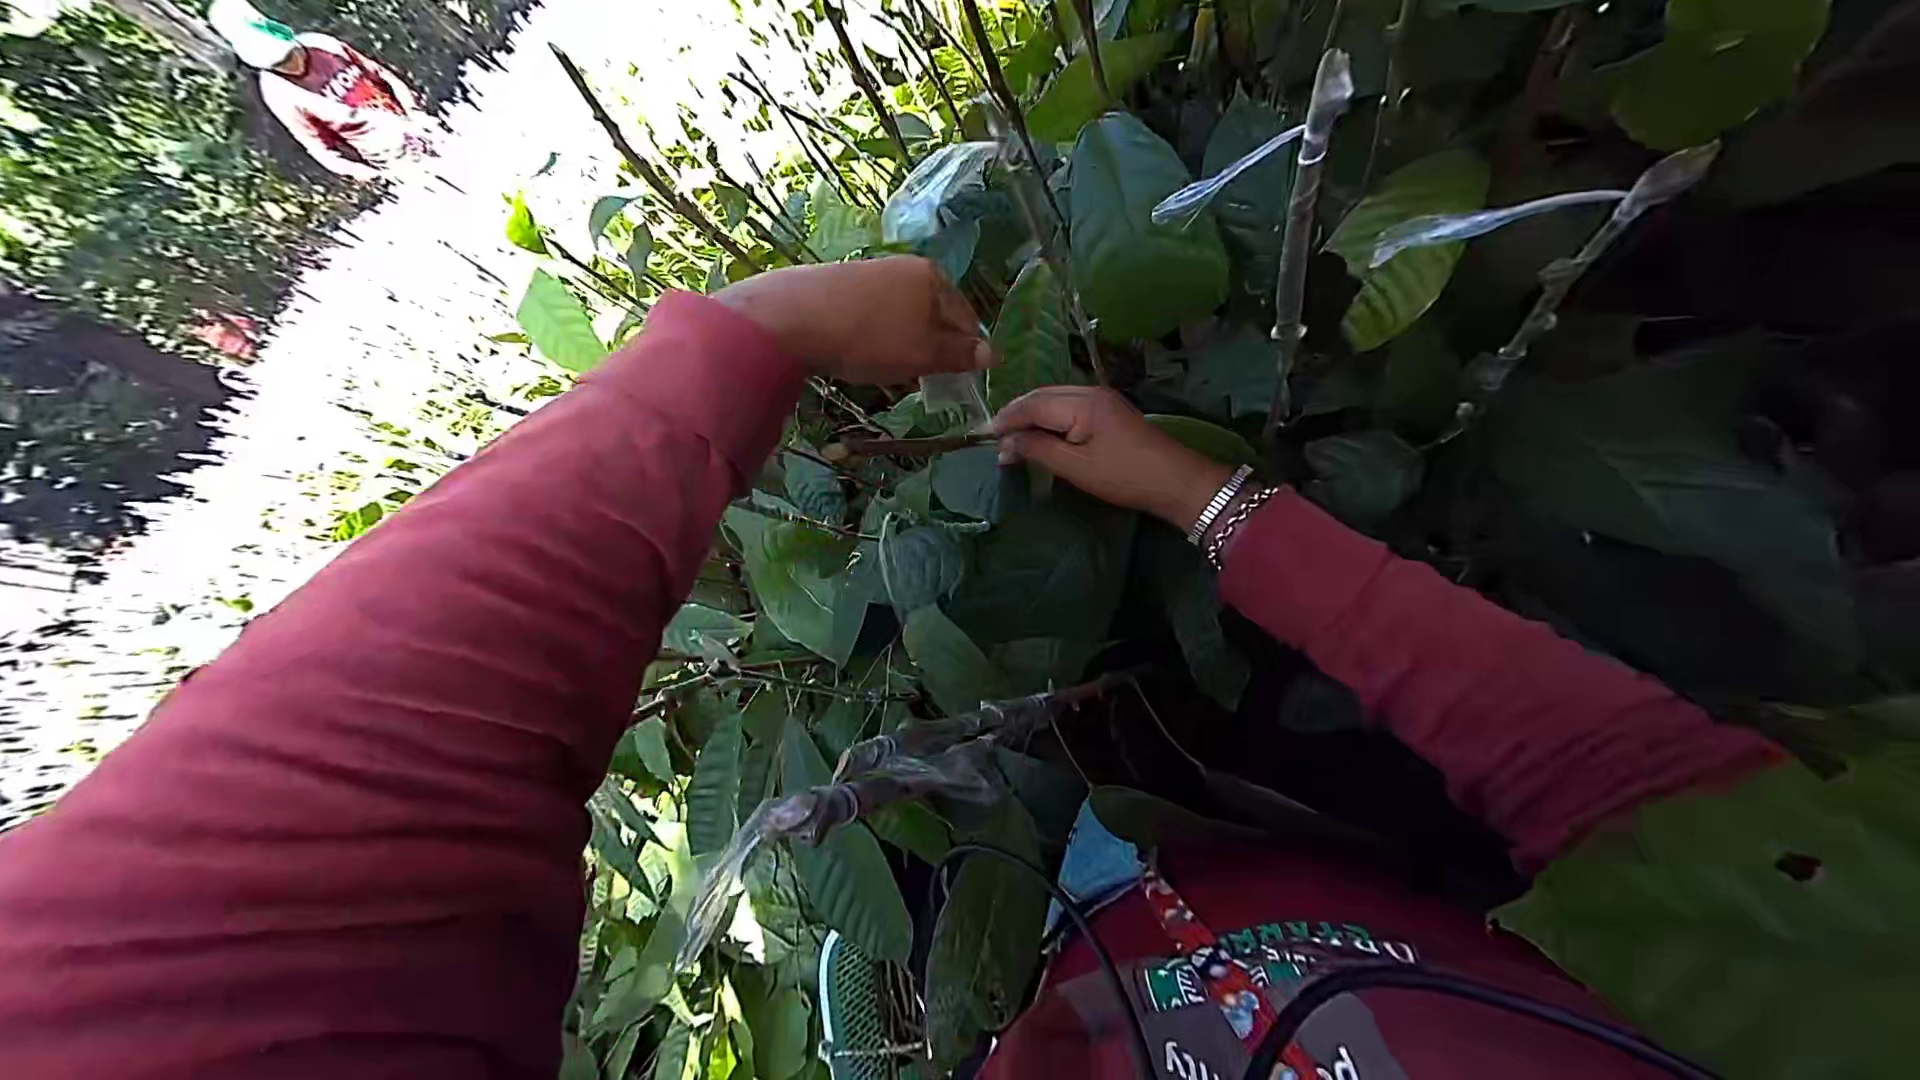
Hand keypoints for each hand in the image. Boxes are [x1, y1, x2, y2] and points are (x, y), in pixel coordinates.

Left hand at [713, 256, 992, 384]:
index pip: (968, 319)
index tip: (956, 381)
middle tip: (923, 377)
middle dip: (935, 347)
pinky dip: (881, 335)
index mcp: (935, 278)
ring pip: (907, 315)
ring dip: (908, 343)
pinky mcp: (846, 283)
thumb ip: (959, 355)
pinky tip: (865, 351)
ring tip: (891, 368)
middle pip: (936, 315)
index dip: (966, 353)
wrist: (795, 317)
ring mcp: (876, 272)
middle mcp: (908, 266)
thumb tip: (991, 354)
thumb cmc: (871, 339)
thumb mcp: (923, 354)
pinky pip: (879, 314)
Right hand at [991, 387, 1235, 530]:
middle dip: (1016, 414)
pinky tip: (1040, 434)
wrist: (1176, 481)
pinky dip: (1048, 417)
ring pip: (1054, 399)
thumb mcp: (1076, 468)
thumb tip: (1005, 445)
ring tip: (1012, 437)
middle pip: (1041, 396)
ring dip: (1031, 415)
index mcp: (1082, 403)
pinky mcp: (1108, 411)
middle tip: (995, 437)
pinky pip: (1067, 406)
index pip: (1032, 404)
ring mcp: (1101, 399)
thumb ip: (1038, 451)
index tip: (984, 437)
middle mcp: (1090, 392)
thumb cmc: (1124, 476)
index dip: (1006, 419)